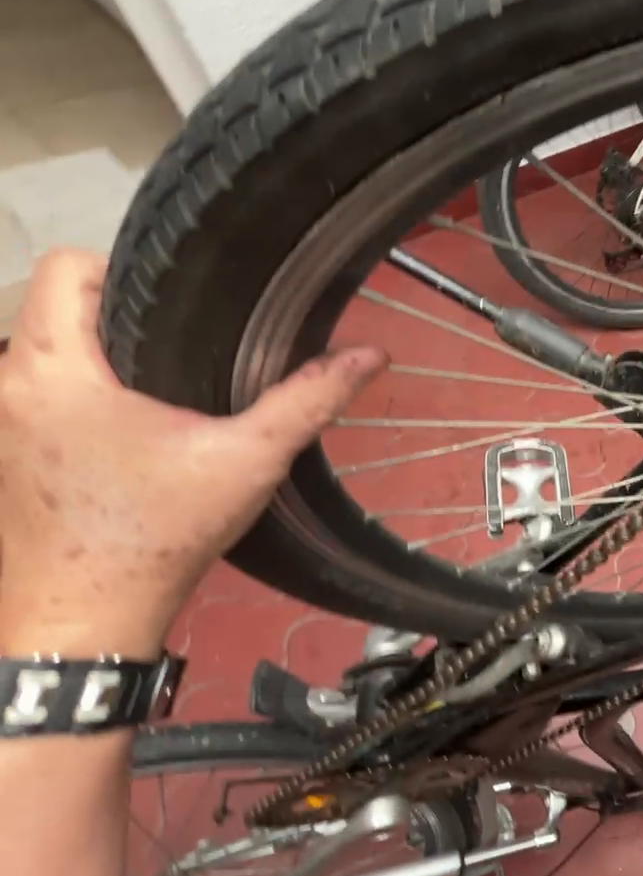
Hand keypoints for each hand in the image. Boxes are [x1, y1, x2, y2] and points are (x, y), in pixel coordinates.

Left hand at [0, 249, 385, 656]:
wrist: (86, 608)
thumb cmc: (160, 524)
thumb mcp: (251, 456)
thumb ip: (310, 398)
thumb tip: (372, 355)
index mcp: (53, 368)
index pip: (65, 268)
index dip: (127, 268)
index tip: (188, 300)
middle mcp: (6, 382)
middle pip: (58, 306)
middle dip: (127, 312)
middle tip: (200, 342)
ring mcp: (1, 419)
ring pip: (52, 351)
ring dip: (108, 353)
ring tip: (179, 382)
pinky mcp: (10, 451)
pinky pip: (46, 390)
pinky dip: (92, 389)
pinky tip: (146, 426)